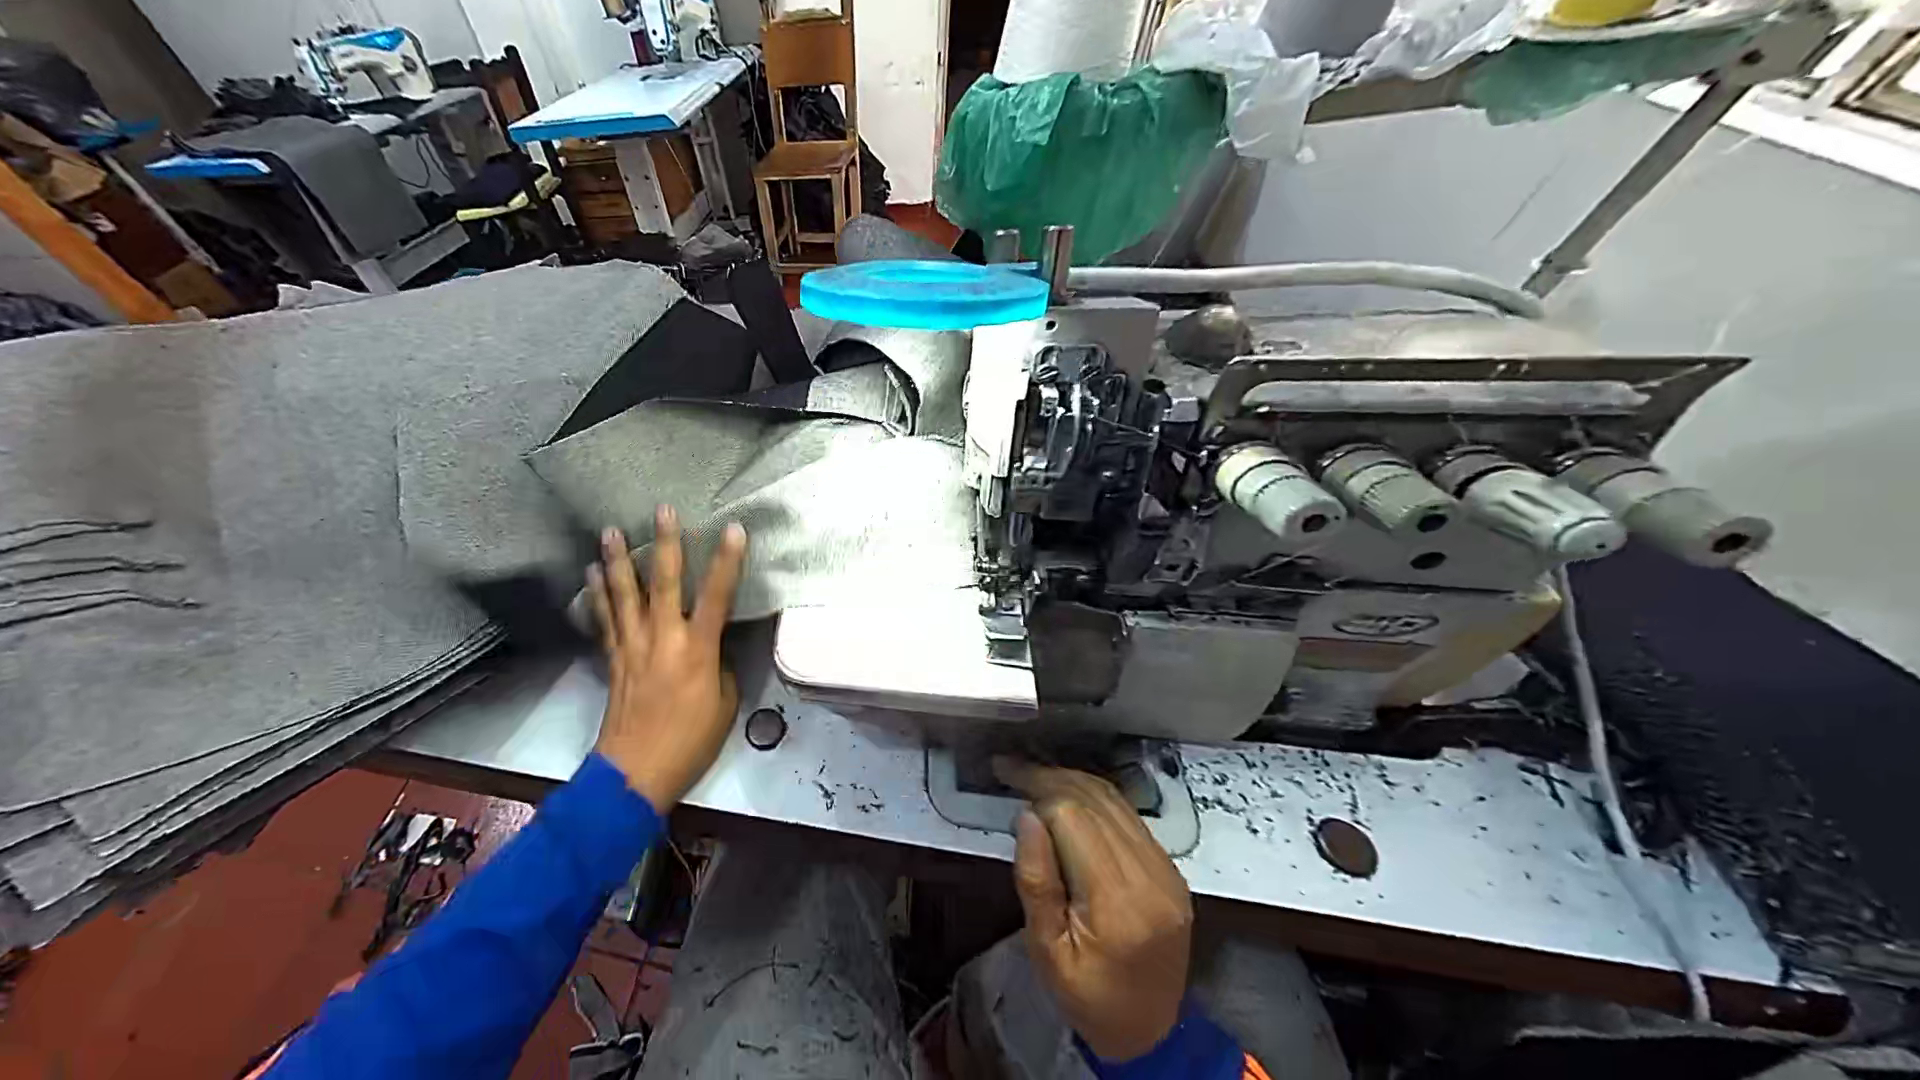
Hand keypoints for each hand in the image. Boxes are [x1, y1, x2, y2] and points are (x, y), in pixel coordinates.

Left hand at [587, 507, 747, 812]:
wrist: (636, 771)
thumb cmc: (692, 739)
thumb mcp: (724, 701)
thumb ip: (719, 664)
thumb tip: (710, 646)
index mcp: (697, 650)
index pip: (717, 597)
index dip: (727, 562)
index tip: (733, 529)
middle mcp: (663, 639)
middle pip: (664, 584)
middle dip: (666, 544)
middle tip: (662, 509)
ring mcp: (634, 647)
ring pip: (625, 595)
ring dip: (618, 560)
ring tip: (609, 530)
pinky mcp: (615, 659)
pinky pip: (606, 619)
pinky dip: (599, 594)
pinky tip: (593, 573)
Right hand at [996, 759, 1192, 1062]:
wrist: (1150, 1032)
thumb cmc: (1087, 998)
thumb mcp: (1046, 951)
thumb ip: (1036, 881)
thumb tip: (1027, 815)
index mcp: (1117, 904)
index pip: (1074, 819)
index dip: (1038, 789)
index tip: (1005, 776)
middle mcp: (1150, 877)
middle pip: (1096, 801)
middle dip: (1050, 778)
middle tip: (1012, 767)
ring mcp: (1166, 871)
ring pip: (1116, 801)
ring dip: (1073, 781)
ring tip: (1034, 774)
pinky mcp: (1171, 869)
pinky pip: (1130, 817)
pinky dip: (1096, 799)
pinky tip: (1069, 795)